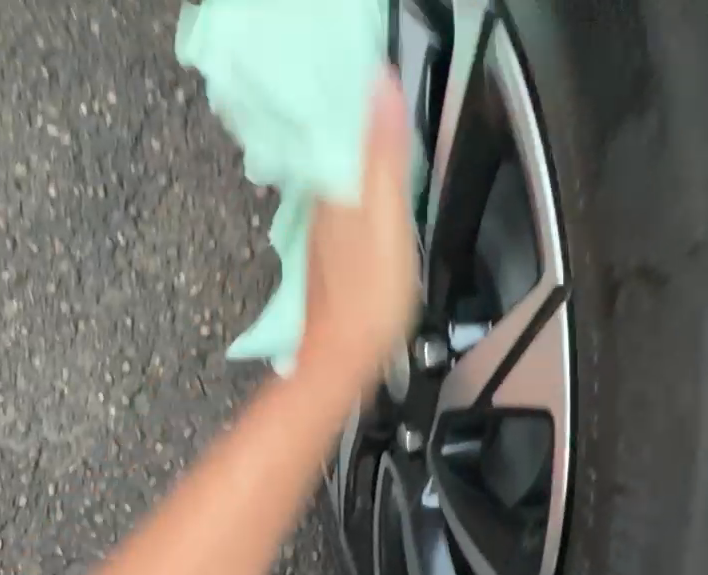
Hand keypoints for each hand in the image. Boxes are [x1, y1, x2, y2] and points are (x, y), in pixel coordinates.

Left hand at [298, 72, 418, 388]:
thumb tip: (380, 91)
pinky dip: (354, 204)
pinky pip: (341, 222)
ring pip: (337, 192)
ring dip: (353, 167)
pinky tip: (364, 207)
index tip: (370, 77)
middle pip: (336, 162)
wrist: (342, 363)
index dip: (355, 105)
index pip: (340, 135)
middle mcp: (322, 218)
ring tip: (372, 145)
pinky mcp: (331, 271)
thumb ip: (383, 159)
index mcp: (336, 199)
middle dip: (354, 133)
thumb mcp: (385, 221)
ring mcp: (324, 247)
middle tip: (373, 105)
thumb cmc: (368, 302)